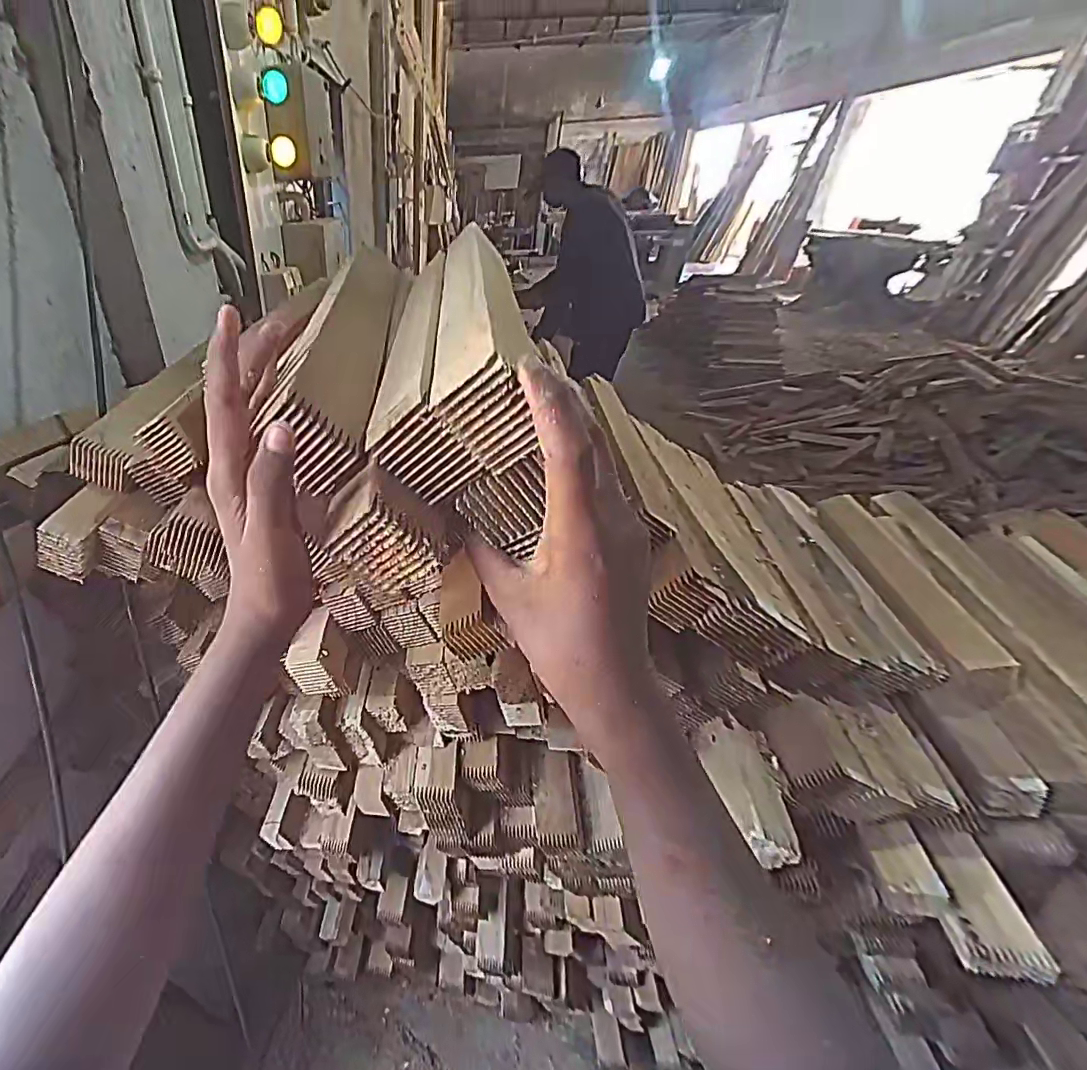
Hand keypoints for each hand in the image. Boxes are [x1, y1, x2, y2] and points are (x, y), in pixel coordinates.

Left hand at [204, 305, 312, 650]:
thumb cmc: (268, 580)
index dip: (225, 355)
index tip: (230, 313)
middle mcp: (230, 466)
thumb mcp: (271, 531)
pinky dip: (276, 403)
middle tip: (280, 319)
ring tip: (283, 342)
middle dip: (251, 353)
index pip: (223, 400)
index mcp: (228, 470)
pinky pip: (263, 432)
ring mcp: (244, 476)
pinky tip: (291, 397)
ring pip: (249, 410)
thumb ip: (272, 480)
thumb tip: (282, 425)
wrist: (263, 619)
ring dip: (261, 373)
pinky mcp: (261, 488)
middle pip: (235, 396)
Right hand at [467, 357, 651, 721]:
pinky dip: (587, 453)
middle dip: (567, 399)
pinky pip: (610, 479)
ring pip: (607, 458)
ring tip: (552, 396)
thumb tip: (454, 523)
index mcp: (578, 528)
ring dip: (580, 423)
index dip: (549, 405)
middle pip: (595, 441)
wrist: (615, 683)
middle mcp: (611, 516)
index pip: (568, 449)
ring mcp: (629, 525)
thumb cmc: (556, 643)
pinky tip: (570, 452)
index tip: (529, 370)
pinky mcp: (632, 537)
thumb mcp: (509, 596)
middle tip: (538, 368)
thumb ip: (481, 552)